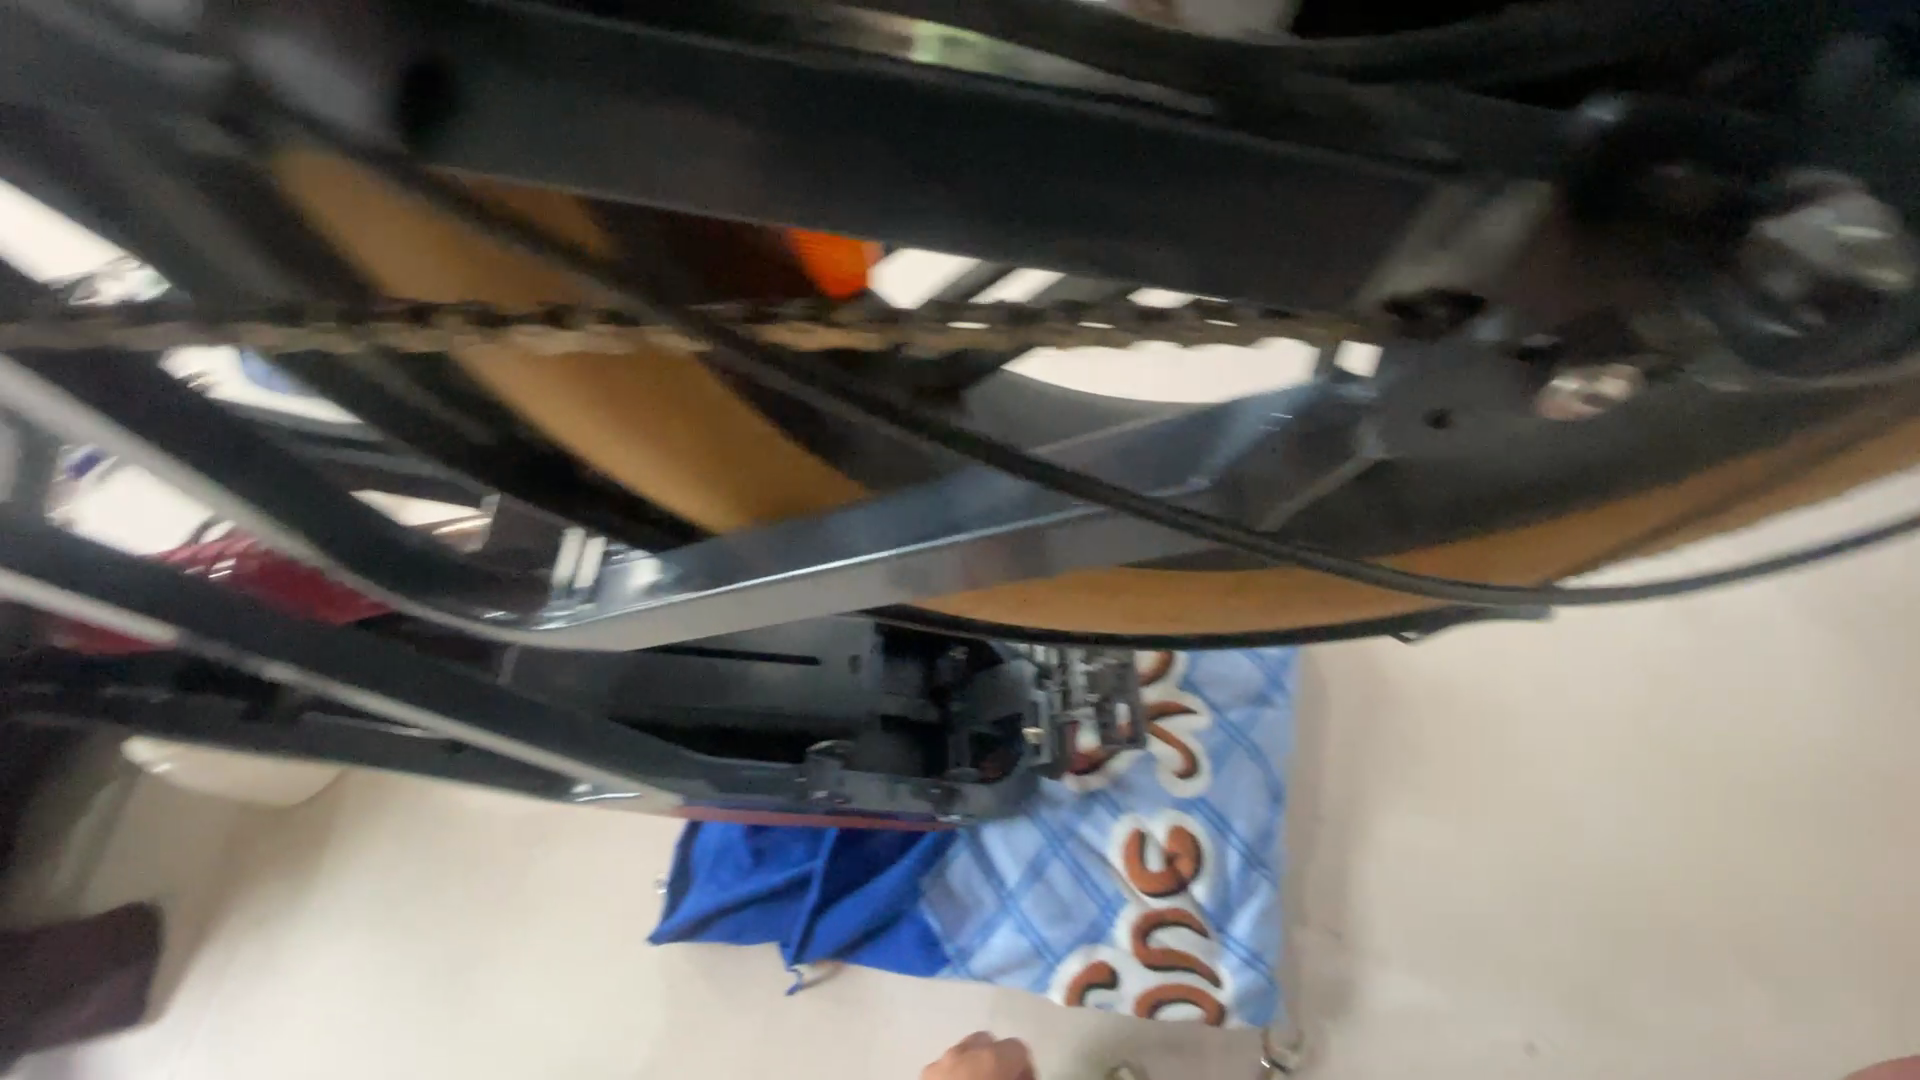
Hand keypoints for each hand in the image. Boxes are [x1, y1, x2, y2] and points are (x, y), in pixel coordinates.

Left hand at [921, 1032, 1034, 1079]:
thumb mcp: (1014, 1078)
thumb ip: (1022, 1073)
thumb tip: (1023, 1071)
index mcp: (991, 1057)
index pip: (1019, 1048)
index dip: (1026, 1068)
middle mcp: (963, 1050)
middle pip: (987, 1041)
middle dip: (998, 1059)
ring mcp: (937, 1062)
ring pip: (962, 1052)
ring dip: (973, 1066)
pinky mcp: (921, 1075)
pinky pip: (942, 1067)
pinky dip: (952, 1075)